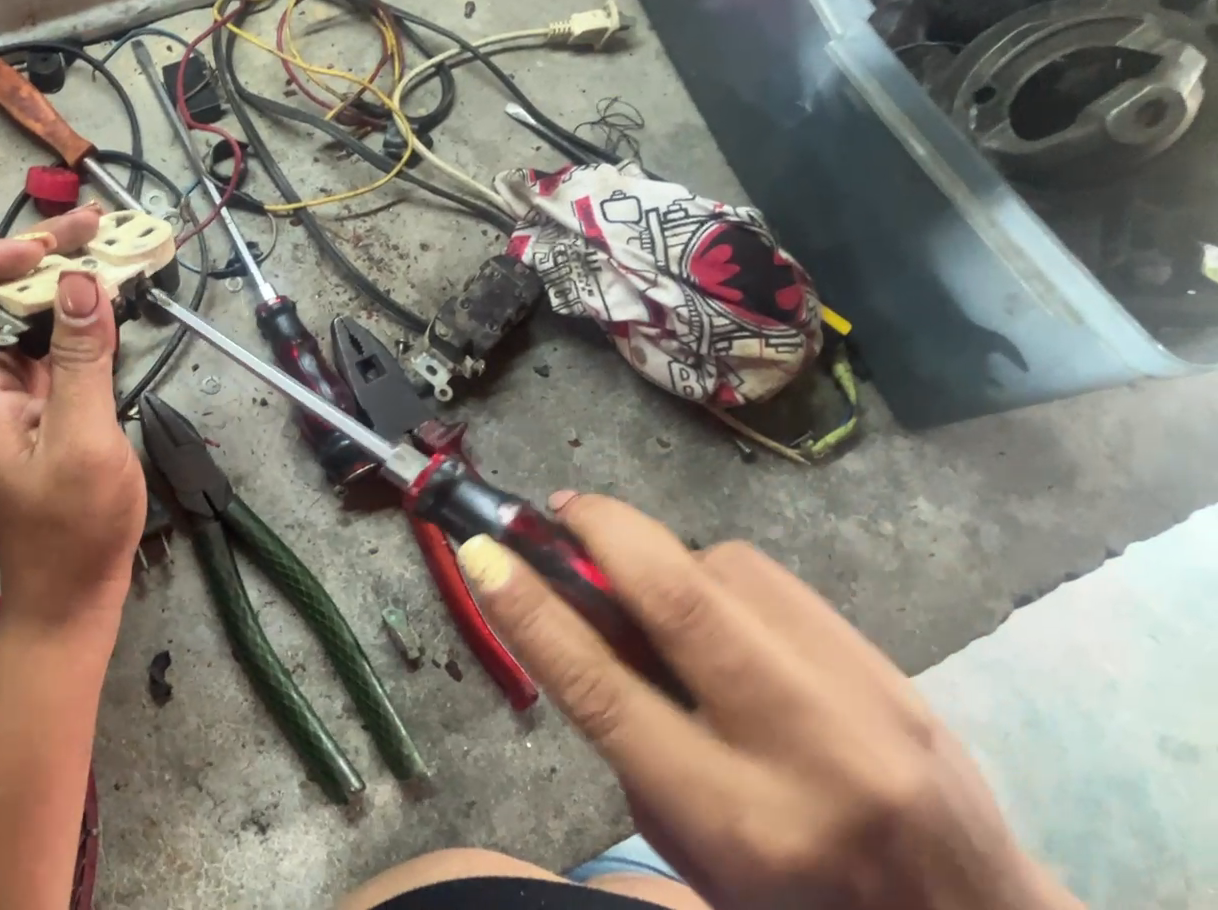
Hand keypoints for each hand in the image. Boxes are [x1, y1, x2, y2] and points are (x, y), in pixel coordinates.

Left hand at [0, 208, 145, 624]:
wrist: (73, 594)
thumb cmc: (72, 531)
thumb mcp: (83, 442)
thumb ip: (82, 361)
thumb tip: (80, 281)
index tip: (42, 254)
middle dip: (38, 260)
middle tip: (94, 228)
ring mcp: (18, 399)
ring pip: (28, 322)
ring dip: (64, 285)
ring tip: (111, 251)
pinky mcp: (48, 410)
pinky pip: (56, 350)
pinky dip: (82, 322)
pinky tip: (115, 304)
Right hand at [459, 494, 1080, 909]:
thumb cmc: (794, 906)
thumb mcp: (687, 841)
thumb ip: (632, 732)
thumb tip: (583, 619)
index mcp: (735, 817)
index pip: (605, 688)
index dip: (531, 611)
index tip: (484, 553)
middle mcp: (806, 748)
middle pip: (680, 598)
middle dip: (604, 532)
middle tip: (558, 509)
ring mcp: (864, 696)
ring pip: (729, 571)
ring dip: (663, 558)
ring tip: (640, 580)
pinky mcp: (894, 664)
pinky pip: (776, 582)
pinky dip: (717, 576)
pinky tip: (710, 605)